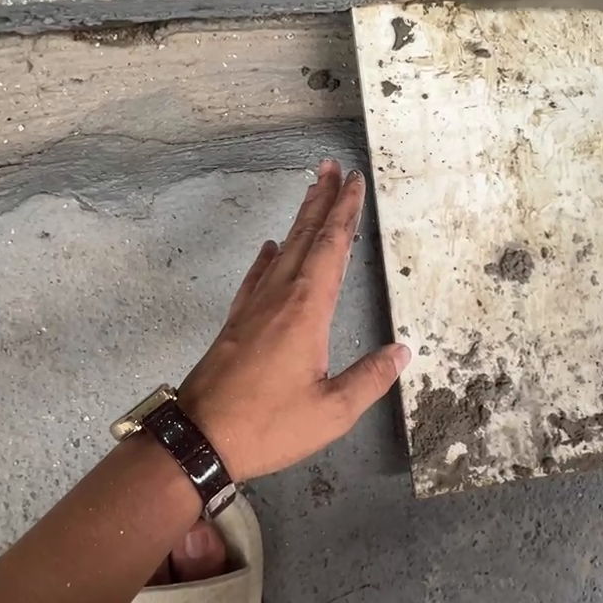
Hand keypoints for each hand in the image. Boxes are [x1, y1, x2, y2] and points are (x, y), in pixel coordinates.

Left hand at [177, 159, 410, 481]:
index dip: (346, 211)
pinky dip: (267, 256)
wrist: (199, 436)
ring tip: (310, 191)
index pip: (333, 246)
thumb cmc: (268, 424)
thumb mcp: (332, 410)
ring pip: (282, 249)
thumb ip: (370, 378)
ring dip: (300, 218)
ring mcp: (255, 305)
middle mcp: (281, 295)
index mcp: (308, 308)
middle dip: (322, 198)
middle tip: (332, 166)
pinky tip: (270, 247)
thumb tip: (403, 351)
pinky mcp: (238, 321)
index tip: (355, 182)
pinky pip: (257, 276)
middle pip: (306, 235)